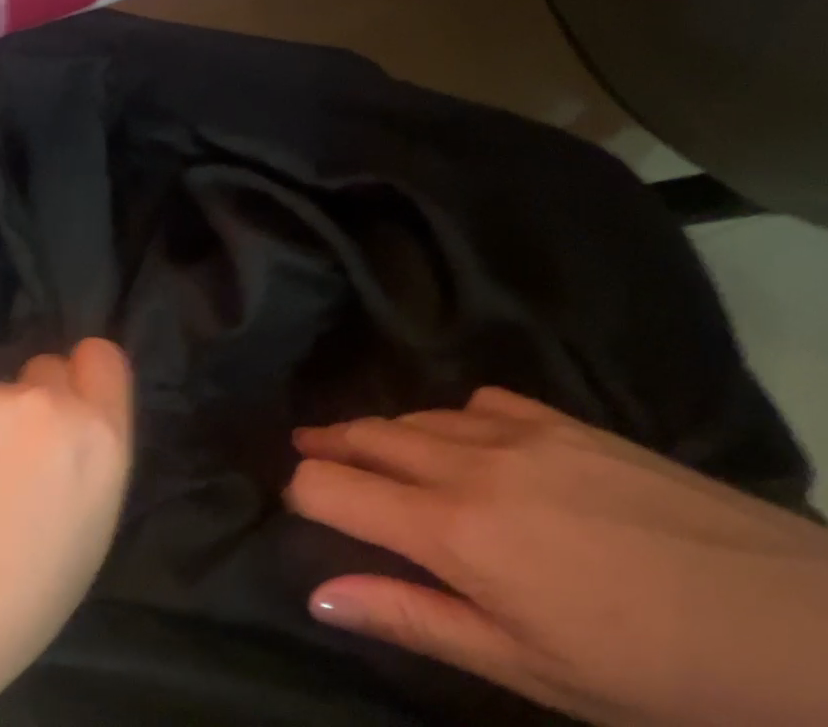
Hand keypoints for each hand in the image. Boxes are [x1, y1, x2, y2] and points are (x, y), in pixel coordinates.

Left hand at [0, 339, 134, 705]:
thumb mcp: (92, 519)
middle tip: (14, 449)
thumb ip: (86, 454)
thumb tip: (69, 422)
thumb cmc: (31, 588)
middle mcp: (49, 402)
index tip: (69, 400)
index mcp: (101, 438)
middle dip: (37, 397)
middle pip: (47, 368)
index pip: (103, 359)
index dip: (84, 378)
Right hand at [285, 386, 827, 726]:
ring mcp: (524, 435)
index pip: (328, 487)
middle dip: (325, 450)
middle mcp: (471, 466)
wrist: (820, 633)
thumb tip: (318, 593)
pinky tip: (465, 441)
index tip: (302, 513)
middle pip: (362, 436)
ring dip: (382, 434)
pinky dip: (451, 419)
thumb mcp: (529, 668)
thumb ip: (413, 619)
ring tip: (373, 455)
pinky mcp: (572, 424)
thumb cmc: (661, 674)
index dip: (300, 495)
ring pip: (415, 416)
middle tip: (307, 460)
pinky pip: (479, 401)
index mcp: (452, 531)